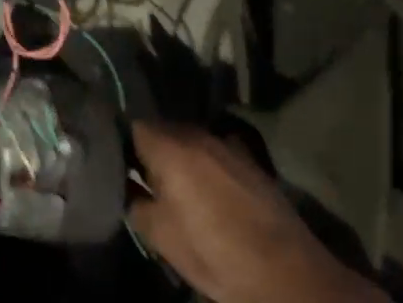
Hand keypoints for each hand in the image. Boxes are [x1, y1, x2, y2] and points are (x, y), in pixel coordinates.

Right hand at [128, 122, 387, 302]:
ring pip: (192, 141)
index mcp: (169, 146)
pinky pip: (218, 155)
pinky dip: (207, 166)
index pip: (131, 125)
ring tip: (175, 184)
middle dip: (150, 148)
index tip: (114, 160)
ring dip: (181, 156)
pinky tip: (208, 191)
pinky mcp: (253, 165)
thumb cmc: (214, 253)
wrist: (288, 277)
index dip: (120, 142)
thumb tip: (125, 185)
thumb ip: (133, 201)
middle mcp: (198, 136)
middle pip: (163, 129)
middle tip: (141, 175)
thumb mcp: (159, 234)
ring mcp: (230, 148)